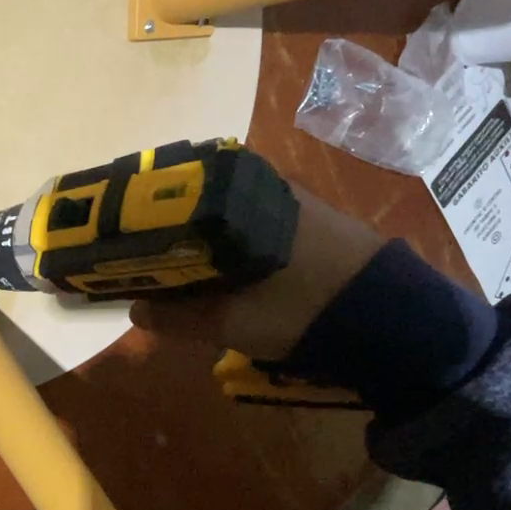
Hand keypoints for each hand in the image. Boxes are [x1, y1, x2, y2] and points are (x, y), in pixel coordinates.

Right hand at [138, 185, 382, 359]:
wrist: (391, 319)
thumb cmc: (302, 310)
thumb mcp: (231, 322)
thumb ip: (177, 316)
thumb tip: (136, 309)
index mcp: (241, 198)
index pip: (172, 193)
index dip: (141, 218)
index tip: (118, 240)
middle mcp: (264, 187)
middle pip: (197, 204)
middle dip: (168, 231)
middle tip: (145, 261)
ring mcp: (291, 201)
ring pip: (224, 216)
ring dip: (200, 240)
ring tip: (175, 270)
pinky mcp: (312, 221)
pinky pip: (251, 226)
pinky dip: (228, 244)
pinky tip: (219, 271)